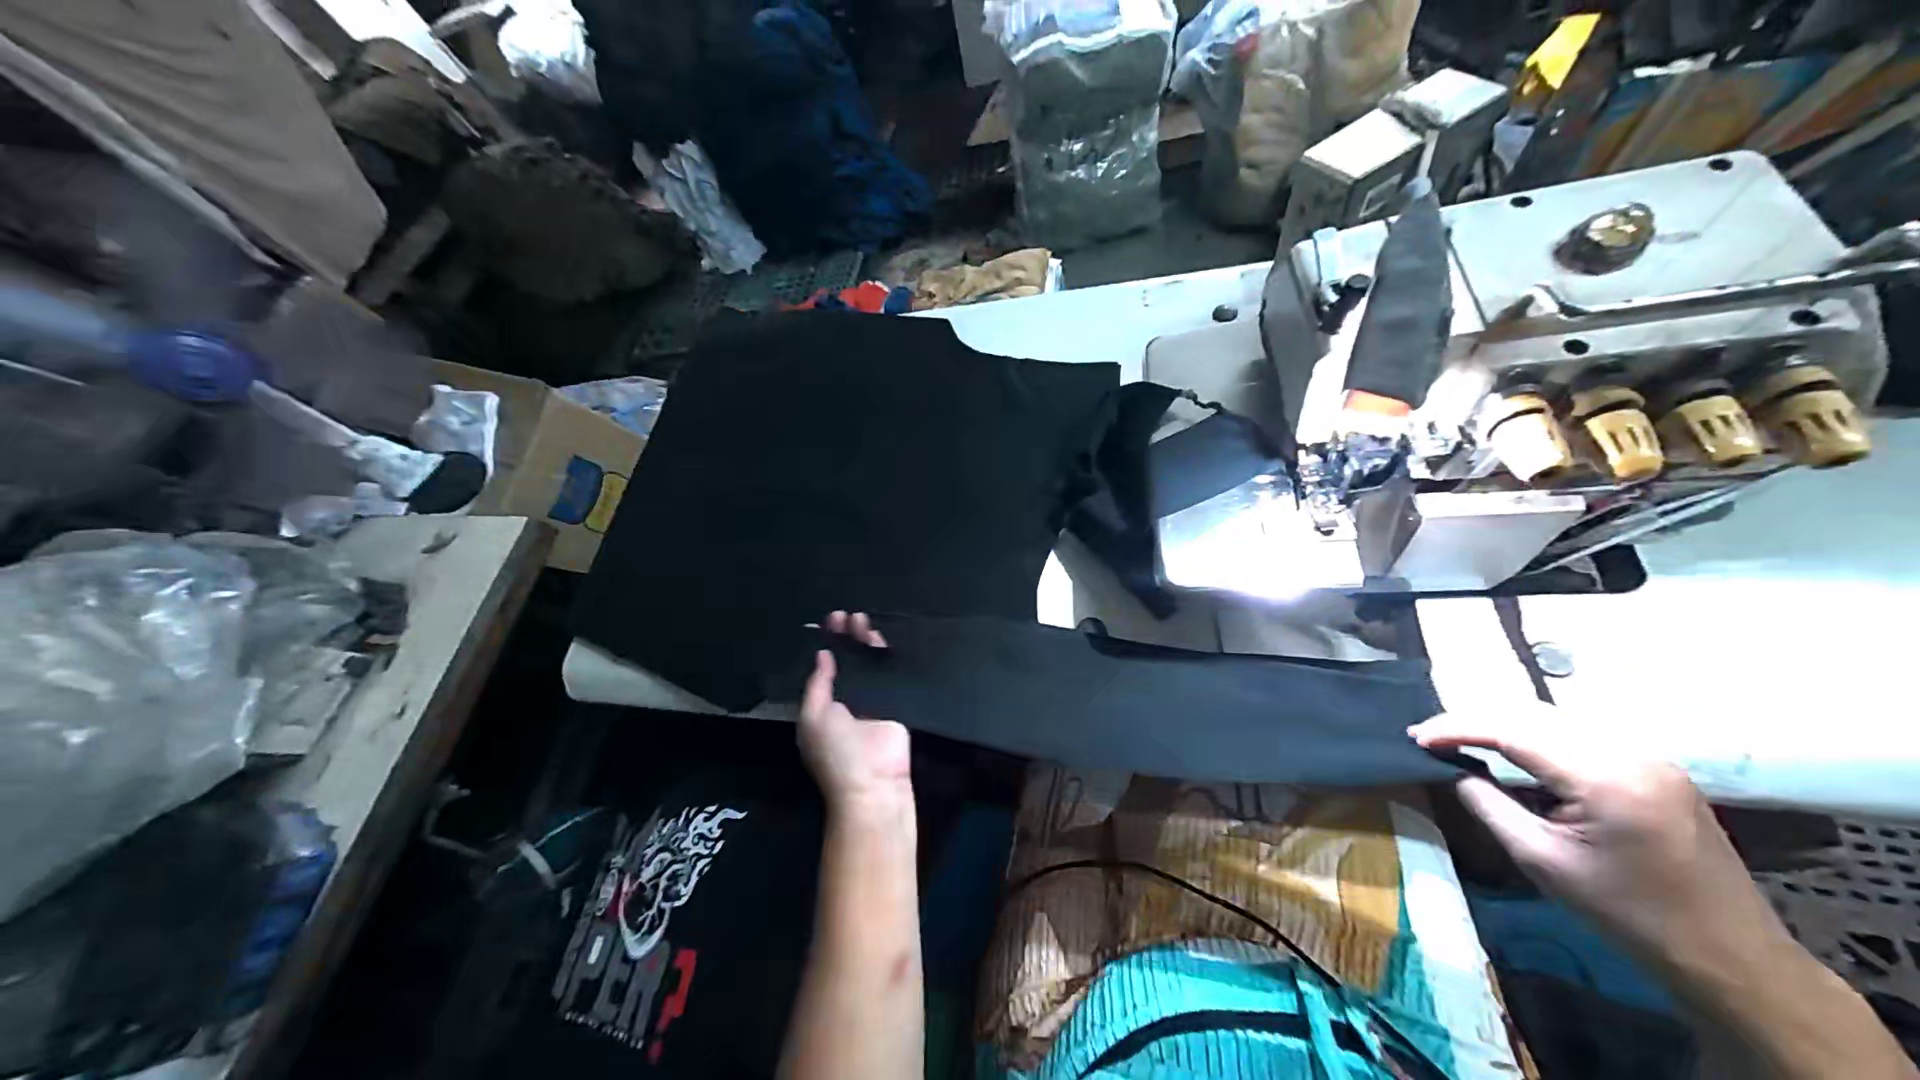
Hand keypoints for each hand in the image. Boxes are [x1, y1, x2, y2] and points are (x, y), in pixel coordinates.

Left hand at [799, 612, 912, 818]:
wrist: (874, 783)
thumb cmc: (835, 752)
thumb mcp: (813, 717)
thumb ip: (817, 683)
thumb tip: (822, 654)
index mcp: (822, 706)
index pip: (822, 668)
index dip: (824, 645)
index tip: (827, 623)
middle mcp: (847, 700)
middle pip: (846, 660)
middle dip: (844, 637)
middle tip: (844, 616)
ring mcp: (873, 700)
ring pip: (868, 662)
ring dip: (863, 640)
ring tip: (860, 619)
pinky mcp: (896, 700)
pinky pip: (890, 672)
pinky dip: (886, 653)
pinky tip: (880, 633)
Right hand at [1410, 708, 1789, 970]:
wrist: (1729, 957)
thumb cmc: (1626, 914)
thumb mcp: (1539, 859)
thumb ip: (1487, 803)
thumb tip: (1451, 766)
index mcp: (1606, 778)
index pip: (1512, 731)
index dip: (1456, 728)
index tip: (1415, 738)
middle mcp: (1631, 753)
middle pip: (1532, 716)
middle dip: (1474, 721)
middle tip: (1430, 736)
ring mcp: (1650, 757)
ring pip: (1555, 720)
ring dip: (1503, 726)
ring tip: (1461, 740)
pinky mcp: (1656, 767)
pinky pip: (1581, 736)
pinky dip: (1536, 738)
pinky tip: (1512, 752)